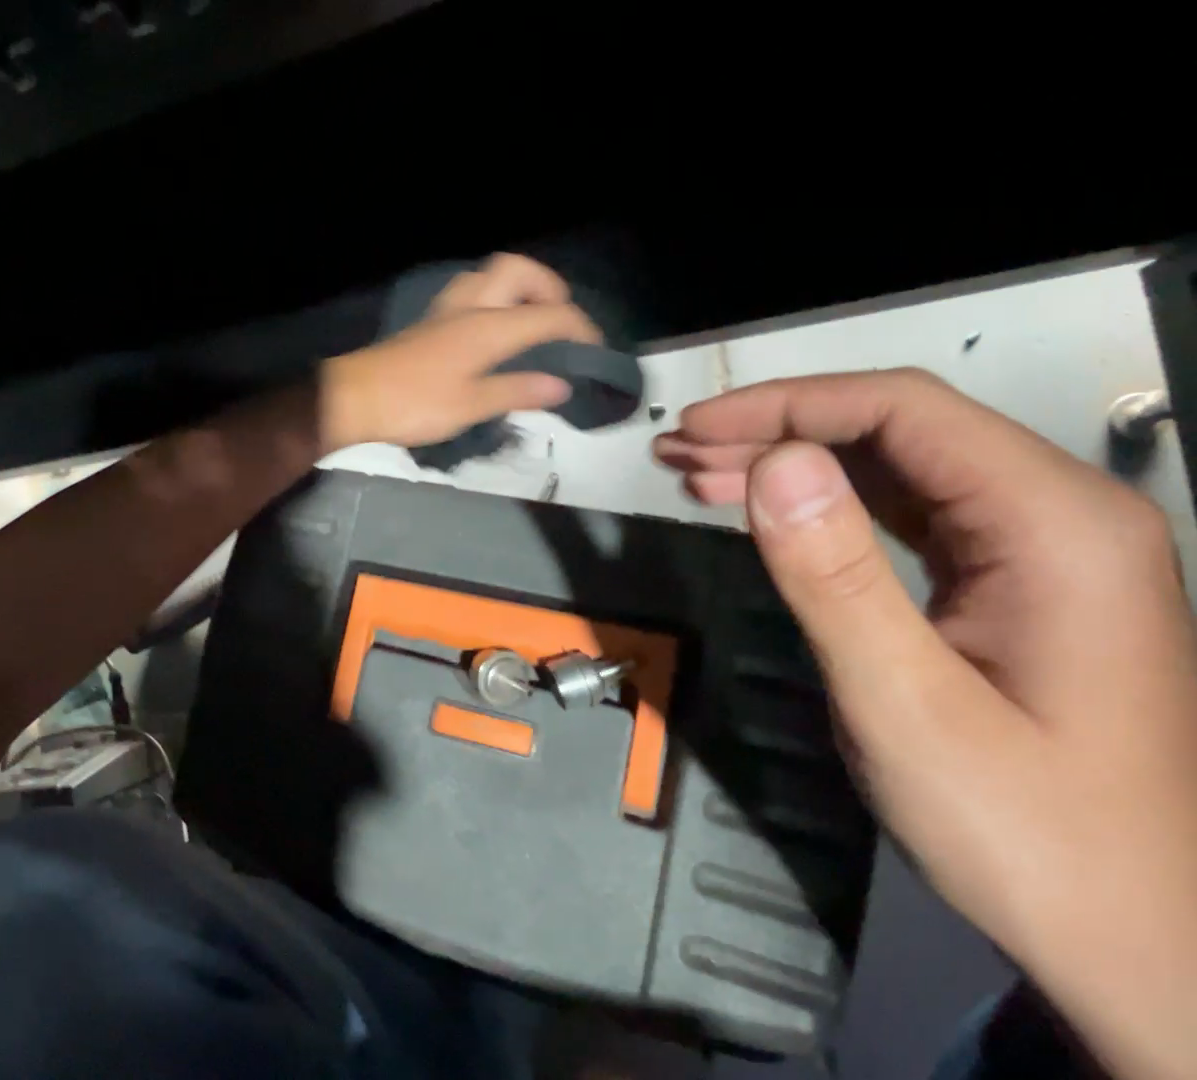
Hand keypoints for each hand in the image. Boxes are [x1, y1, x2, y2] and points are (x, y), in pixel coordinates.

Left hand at [318, 254, 601, 451]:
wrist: (352, 399)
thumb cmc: (412, 404)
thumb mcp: (470, 406)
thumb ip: (517, 391)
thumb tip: (562, 384)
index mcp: (488, 325)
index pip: (550, 314)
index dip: (581, 330)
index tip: (596, 354)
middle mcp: (469, 307)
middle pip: (516, 270)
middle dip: (547, 288)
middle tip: (558, 323)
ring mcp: (444, 313)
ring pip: (488, 277)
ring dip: (516, 291)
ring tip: (528, 325)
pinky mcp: (428, 325)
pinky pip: (469, 296)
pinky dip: (491, 304)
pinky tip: (492, 335)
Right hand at [655, 369, 1196, 1079]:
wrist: (1134, 935)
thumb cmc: (1025, 828)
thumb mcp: (906, 704)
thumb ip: (836, 576)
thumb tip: (773, 465)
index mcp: (1056, 527)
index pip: (904, 413)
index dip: (786, 407)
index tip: (694, 430)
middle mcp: (1060, 519)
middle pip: (901, 430)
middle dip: (778, 431)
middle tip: (676, 455)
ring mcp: (1040, 553)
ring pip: (898, 470)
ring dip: (794, 465)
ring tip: (697, 478)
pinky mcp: (1013, 587)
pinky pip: (908, 517)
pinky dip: (826, 508)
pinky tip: (768, 516)